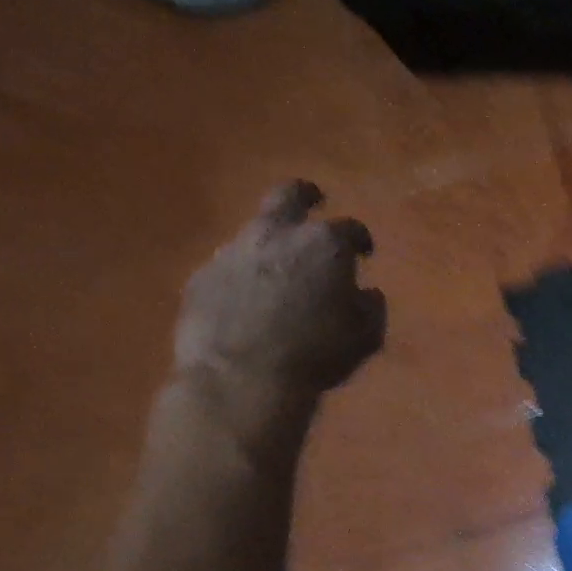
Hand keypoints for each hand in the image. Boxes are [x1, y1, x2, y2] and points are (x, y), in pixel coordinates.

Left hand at [174, 181, 385, 395]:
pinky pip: (230, 265)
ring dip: (272, 242)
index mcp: (325, 245)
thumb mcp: (367, 333)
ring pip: (254, 231)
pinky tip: (250, 299)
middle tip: (314, 200)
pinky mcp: (201, 276)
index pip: (350, 227)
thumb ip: (370, 304)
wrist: (241, 376)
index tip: (364, 252)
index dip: (360, 239)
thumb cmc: (318, 352)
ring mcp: (232, 252)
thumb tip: (365, 292)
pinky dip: (245, 274)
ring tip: (281, 267)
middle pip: (288, 195)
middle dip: (305, 194)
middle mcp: (277, 235)